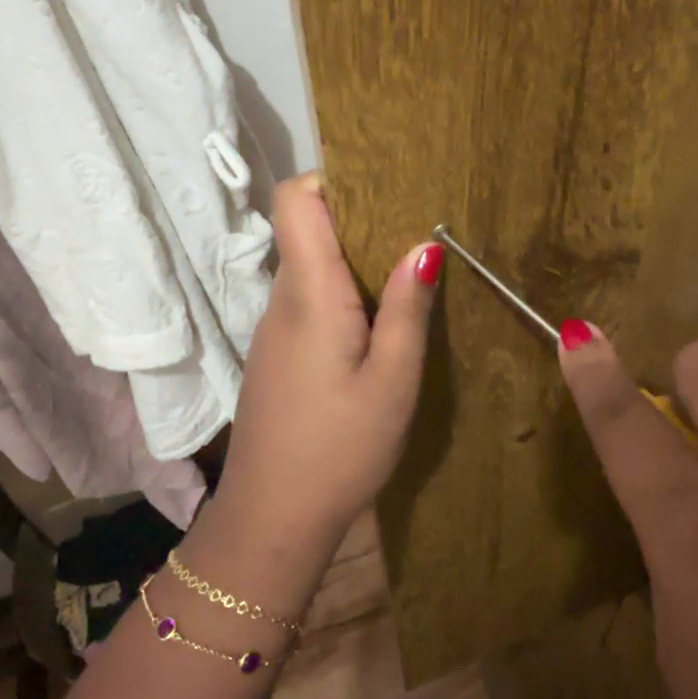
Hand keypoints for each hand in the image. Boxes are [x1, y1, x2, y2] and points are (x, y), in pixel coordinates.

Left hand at [221, 172, 441, 537]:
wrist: (273, 517)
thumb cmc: (340, 448)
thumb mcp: (392, 380)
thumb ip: (407, 308)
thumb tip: (424, 244)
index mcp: (310, 294)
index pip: (295, 201)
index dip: (332, 180)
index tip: (384, 191)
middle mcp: (283, 301)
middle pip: (308, 232)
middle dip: (360, 223)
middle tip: (419, 239)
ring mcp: (275, 331)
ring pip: (311, 271)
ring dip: (355, 266)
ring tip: (409, 284)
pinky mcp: (278, 358)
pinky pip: (309, 305)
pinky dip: (343, 300)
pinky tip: (378, 332)